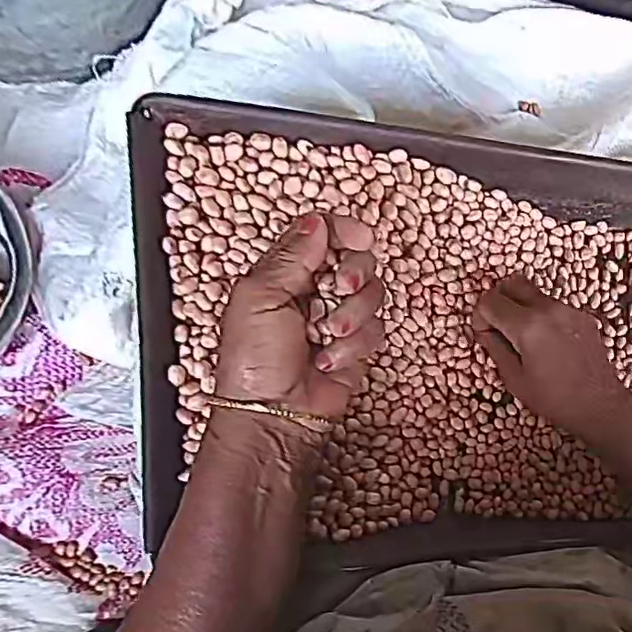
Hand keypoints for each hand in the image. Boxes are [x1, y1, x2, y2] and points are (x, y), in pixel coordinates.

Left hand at [215, 213, 385, 418]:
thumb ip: (292, 256)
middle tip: (339, 289)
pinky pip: (377, 331)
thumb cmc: (254, 359)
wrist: (276, 410)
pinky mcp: (358, 346)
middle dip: (355, 274)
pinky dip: (354, 346)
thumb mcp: (260, 296)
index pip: (324, 234)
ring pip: (373, 296)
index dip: (344, 231)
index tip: (360, 237)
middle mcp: (318, 291)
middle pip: (359, 260)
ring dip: (351, 317)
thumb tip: (317, 221)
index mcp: (288, 271)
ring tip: (324, 337)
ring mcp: (341, 318)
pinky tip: (329, 359)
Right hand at [471, 274, 631, 449]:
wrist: (599, 405)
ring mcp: (570, 310)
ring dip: (522, 309)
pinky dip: (543, 318)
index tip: (484, 333)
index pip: (490, 300)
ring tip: (526, 342)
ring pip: (535, 295)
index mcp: (528, 326)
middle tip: (499, 327)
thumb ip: (495, 349)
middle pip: (512, 284)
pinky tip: (548, 346)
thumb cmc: (556, 399)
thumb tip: (485, 332)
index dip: (480, 316)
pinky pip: (555, 307)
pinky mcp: (583, 317)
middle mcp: (550, 310)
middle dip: (499, 301)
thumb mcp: (515, 380)